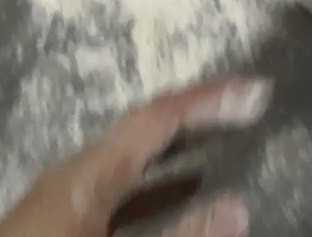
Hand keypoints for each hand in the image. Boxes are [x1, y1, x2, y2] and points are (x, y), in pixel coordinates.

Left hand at [0, 77, 271, 236]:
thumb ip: (180, 234)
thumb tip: (241, 204)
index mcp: (86, 171)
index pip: (159, 116)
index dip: (211, 99)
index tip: (256, 89)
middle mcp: (73, 173)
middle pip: (145, 128)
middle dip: (197, 114)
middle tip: (246, 105)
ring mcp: (60, 200)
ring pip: (131, 160)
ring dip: (177, 149)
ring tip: (224, 145)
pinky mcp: (55, 224)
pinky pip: (117, 190)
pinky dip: (154, 187)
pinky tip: (177, 199)